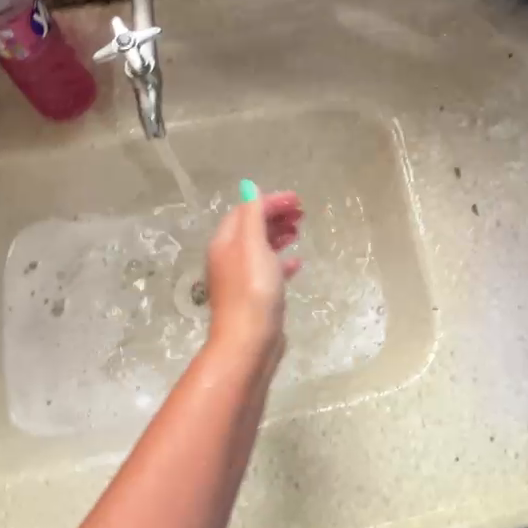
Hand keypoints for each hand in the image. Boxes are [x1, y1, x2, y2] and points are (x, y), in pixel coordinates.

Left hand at [203, 191, 302, 359]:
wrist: (249, 341)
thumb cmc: (253, 290)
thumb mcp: (253, 245)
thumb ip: (253, 215)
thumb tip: (249, 186)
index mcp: (225, 243)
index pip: (246, 211)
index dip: (270, 202)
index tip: (297, 201)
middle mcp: (229, 258)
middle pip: (252, 227)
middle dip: (275, 216)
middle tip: (301, 214)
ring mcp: (241, 279)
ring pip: (260, 248)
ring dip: (278, 235)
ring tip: (299, 232)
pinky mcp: (254, 297)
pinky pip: (268, 270)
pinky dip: (282, 260)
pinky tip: (297, 262)